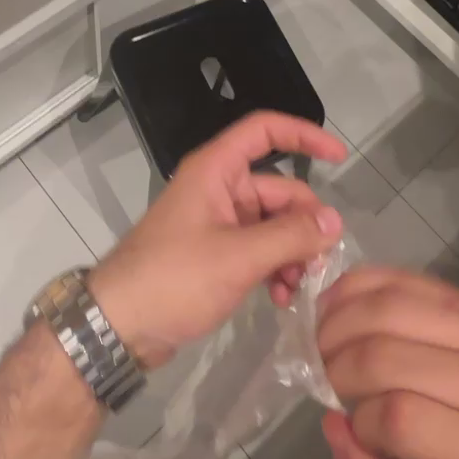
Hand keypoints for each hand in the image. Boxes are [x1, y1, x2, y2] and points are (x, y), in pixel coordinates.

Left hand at [89, 111, 345, 368]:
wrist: (120, 327)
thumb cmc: (174, 279)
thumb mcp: (238, 257)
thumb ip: (291, 236)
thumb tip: (335, 222)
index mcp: (216, 170)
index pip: (264, 131)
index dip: (303, 135)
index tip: (339, 157)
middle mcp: (217, 188)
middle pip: (278, 188)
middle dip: (303, 222)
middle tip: (320, 261)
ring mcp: (216, 222)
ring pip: (272, 223)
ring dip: (291, 251)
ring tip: (298, 288)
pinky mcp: (214, 254)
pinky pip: (258, 248)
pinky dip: (274, 268)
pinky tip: (282, 298)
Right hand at [315, 267, 458, 458]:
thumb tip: (333, 424)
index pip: (398, 418)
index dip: (359, 420)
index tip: (358, 428)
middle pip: (384, 357)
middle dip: (337, 368)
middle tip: (327, 380)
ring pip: (389, 309)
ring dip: (338, 323)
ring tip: (324, 344)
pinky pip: (403, 278)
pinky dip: (358, 288)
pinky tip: (338, 309)